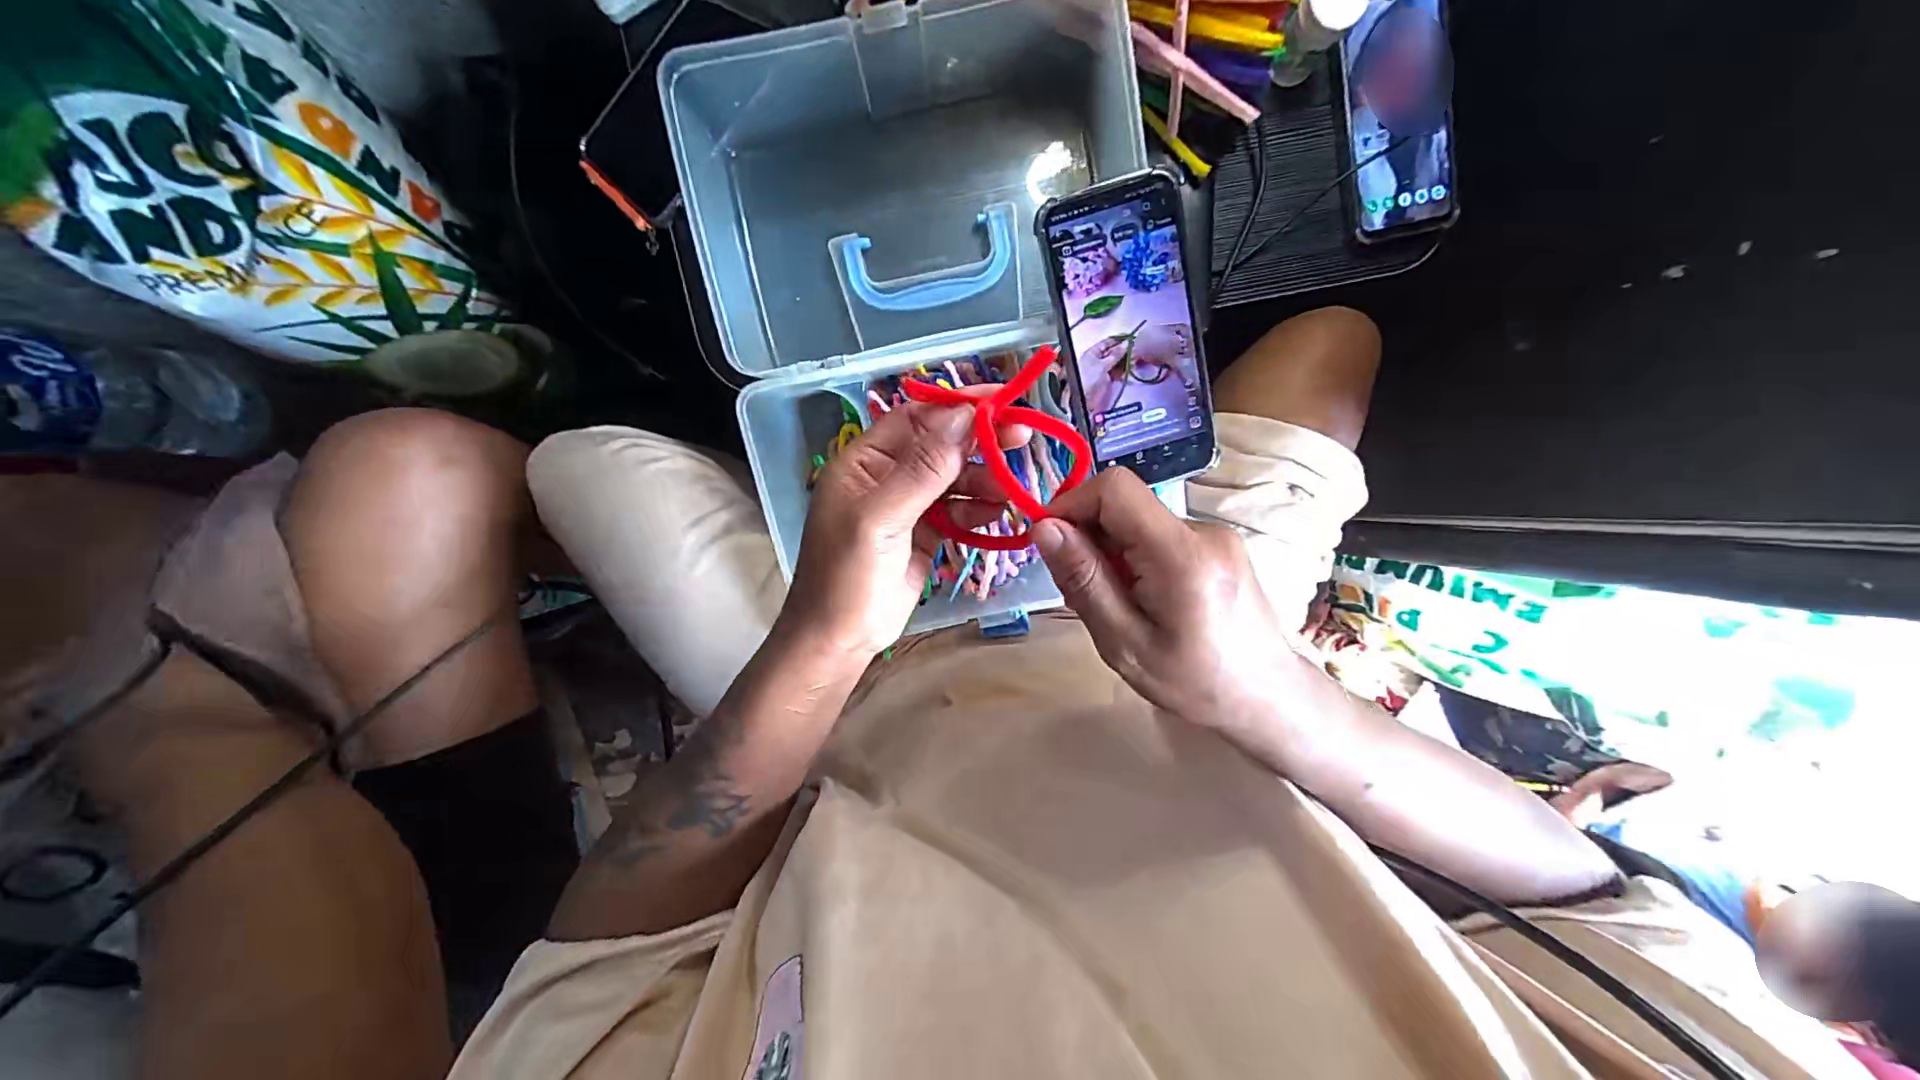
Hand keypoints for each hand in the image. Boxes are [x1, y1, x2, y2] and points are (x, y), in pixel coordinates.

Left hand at [782, 402, 997, 660]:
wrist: (839, 640)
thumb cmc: (846, 577)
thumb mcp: (880, 518)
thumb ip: (923, 469)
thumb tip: (962, 417)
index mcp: (864, 461)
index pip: (915, 419)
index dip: (957, 407)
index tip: (1001, 401)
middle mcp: (887, 476)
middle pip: (941, 445)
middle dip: (979, 442)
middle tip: (1023, 437)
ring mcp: (908, 505)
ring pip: (954, 478)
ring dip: (984, 480)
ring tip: (1010, 490)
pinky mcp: (925, 533)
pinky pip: (958, 510)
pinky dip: (979, 508)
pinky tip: (996, 513)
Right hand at [1032, 467, 1293, 731]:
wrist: (1267, 698)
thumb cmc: (1194, 683)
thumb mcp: (1124, 643)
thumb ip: (1084, 581)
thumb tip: (1043, 528)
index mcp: (1181, 554)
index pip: (1115, 488)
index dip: (1071, 504)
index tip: (1050, 544)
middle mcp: (1202, 530)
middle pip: (1124, 504)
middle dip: (1088, 537)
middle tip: (1083, 591)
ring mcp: (1214, 534)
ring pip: (1137, 521)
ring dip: (1110, 552)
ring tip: (1117, 604)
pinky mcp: (1217, 543)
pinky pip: (1157, 534)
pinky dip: (1134, 558)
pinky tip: (1142, 600)